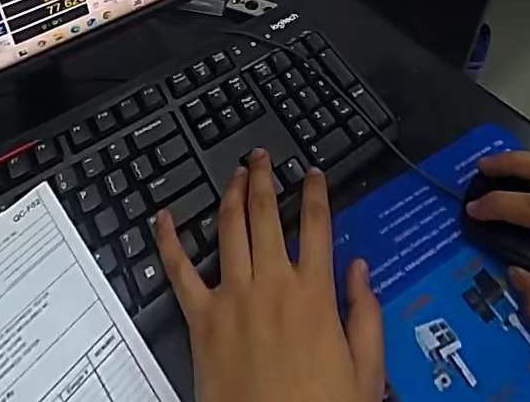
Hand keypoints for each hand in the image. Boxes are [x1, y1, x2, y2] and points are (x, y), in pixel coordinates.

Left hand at [154, 149, 383, 401]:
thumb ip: (366, 314)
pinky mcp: (202, 320)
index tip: (311, 173)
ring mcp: (234, 297)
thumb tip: (361, 269)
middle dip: (264, 176)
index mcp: (313, 292)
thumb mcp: (365, 372)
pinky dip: (169, 242)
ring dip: (231, 192)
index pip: (317, 223)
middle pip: (266, 212)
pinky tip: (163, 218)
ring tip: (235, 172)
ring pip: (230, 226)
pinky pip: (180, 272)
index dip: (315, 190)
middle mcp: (272, 283)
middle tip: (261, 156)